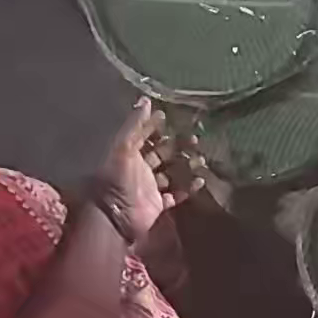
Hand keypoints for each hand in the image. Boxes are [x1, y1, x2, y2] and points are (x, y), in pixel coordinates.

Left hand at [95, 97, 204, 245]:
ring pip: (172, 173)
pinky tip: (200, 181)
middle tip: (195, 138)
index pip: (144, 135)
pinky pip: (177, 194)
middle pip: (162, 153)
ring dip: (187, 166)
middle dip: (178, 145)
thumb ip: (135, 125)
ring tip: (201, 160)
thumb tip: (146, 100)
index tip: (169, 116)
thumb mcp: (123, 148)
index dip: (154, 125)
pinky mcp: (159, 205)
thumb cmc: (117, 180)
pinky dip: (188, 188)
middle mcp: (140, 169)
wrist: (115, 218)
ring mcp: (150, 188)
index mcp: (129, 154)